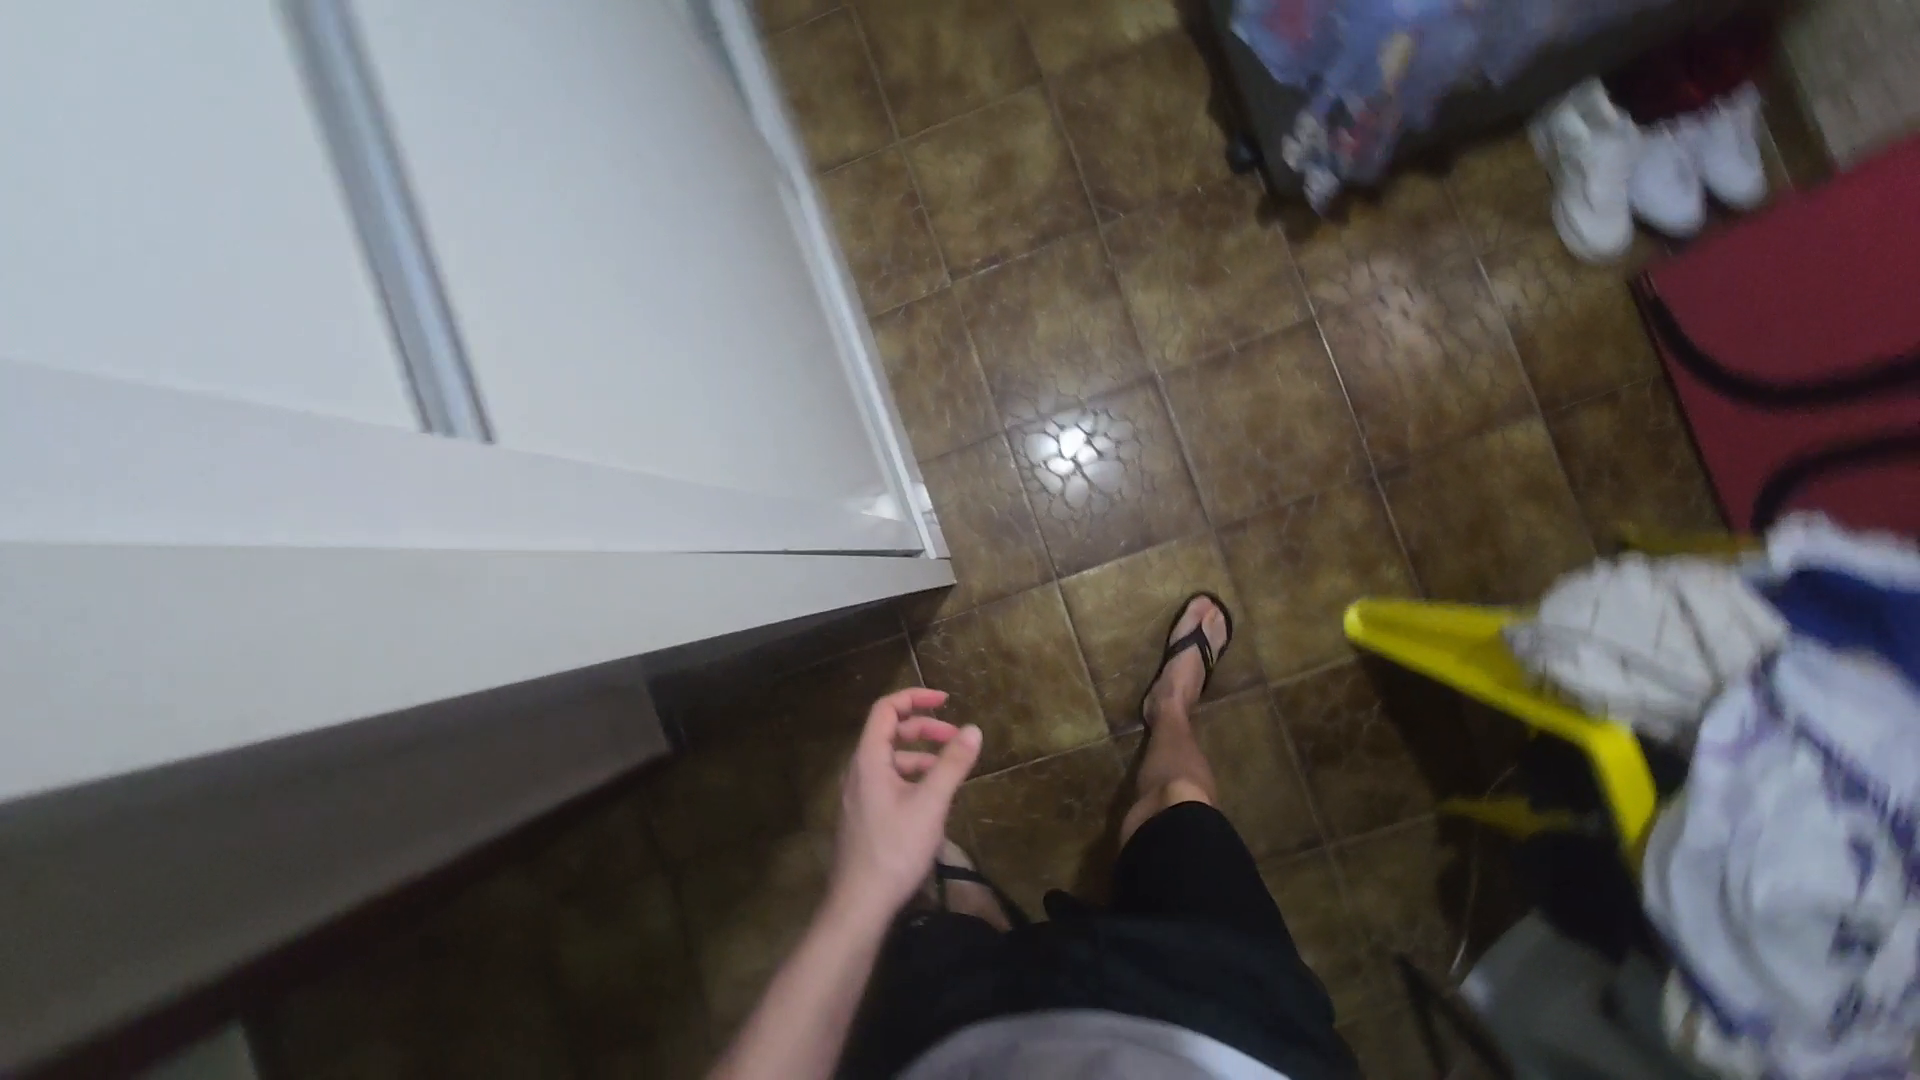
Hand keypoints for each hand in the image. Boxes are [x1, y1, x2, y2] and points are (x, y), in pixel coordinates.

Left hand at [828, 687, 981, 921]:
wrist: (860, 904)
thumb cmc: (894, 849)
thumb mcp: (930, 804)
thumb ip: (952, 764)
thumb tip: (973, 729)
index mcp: (869, 759)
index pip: (886, 709)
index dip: (915, 698)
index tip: (945, 700)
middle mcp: (858, 770)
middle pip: (889, 733)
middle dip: (924, 729)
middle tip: (956, 739)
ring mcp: (858, 795)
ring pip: (891, 761)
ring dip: (921, 756)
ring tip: (951, 772)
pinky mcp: (864, 816)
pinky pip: (888, 782)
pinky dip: (912, 778)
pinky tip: (933, 800)